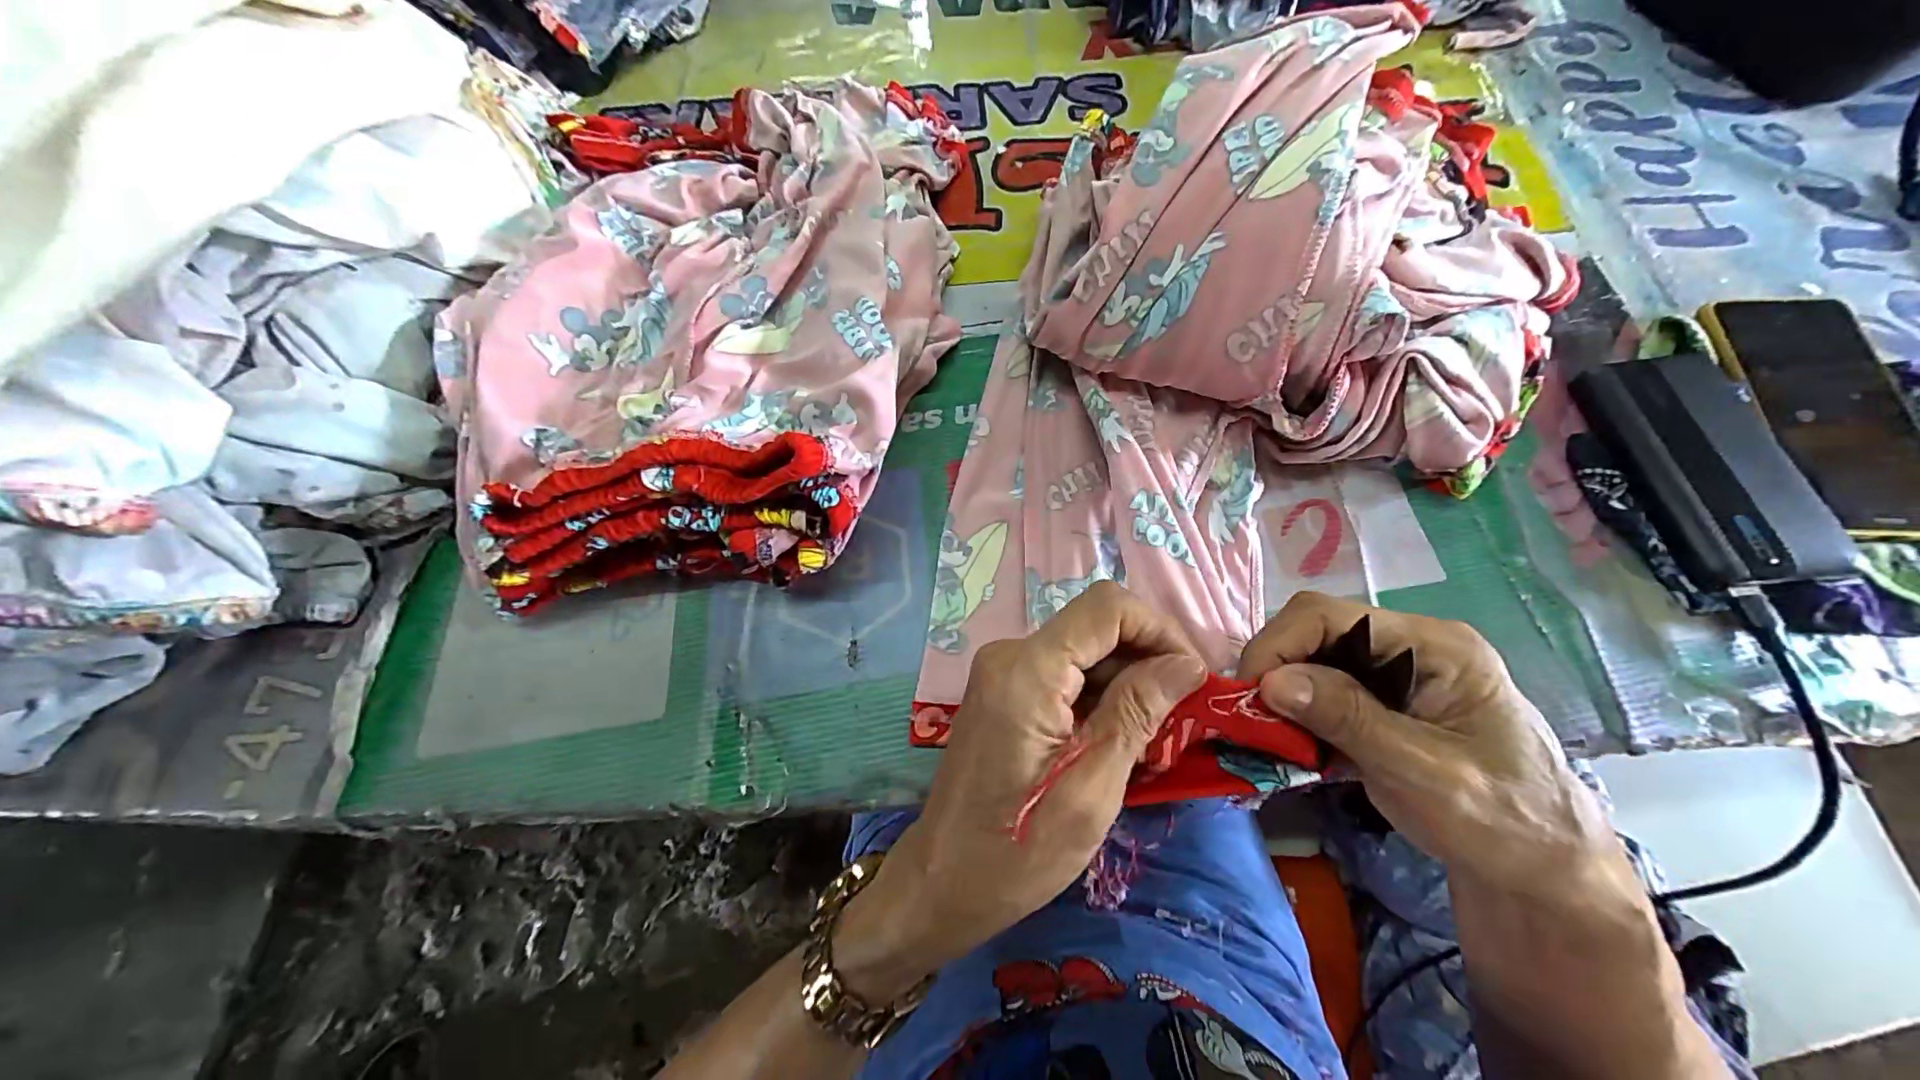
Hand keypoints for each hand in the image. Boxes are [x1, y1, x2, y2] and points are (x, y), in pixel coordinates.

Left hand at [833, 582, 1206, 1000]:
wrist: (940, 882)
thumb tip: (1187, 663)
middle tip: (1182, 721)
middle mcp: (1009, 656)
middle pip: (1097, 627)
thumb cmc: (1016, 852)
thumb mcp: (1091, 788)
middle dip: (1148, 662)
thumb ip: (1137, 713)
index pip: (1107, 607)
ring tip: (1154, 743)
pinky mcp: (1003, 694)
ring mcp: (1002, 674)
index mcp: (1027, 670)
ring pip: (1084, 653)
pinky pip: (1064, 676)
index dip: (1160, 631)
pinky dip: (1098, 699)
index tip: (1194, 680)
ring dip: (1127, 685)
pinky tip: (1118, 744)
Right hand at [1237, 592, 1621, 898]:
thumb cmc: (1502, 825)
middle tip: (1253, 720)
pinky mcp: (1383, 702)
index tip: (1248, 697)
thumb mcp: (1423, 773)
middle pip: (1315, 631)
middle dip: (1275, 669)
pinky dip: (1298, 713)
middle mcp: (1411, 645)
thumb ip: (1348, 719)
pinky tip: (1294, 744)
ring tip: (1270, 735)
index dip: (1277, 646)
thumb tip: (1270, 682)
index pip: (1328, 615)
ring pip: (1312, 660)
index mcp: (1435, 645)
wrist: (1548, 879)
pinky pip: (1323, 689)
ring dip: (1283, 694)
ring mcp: (1397, 672)